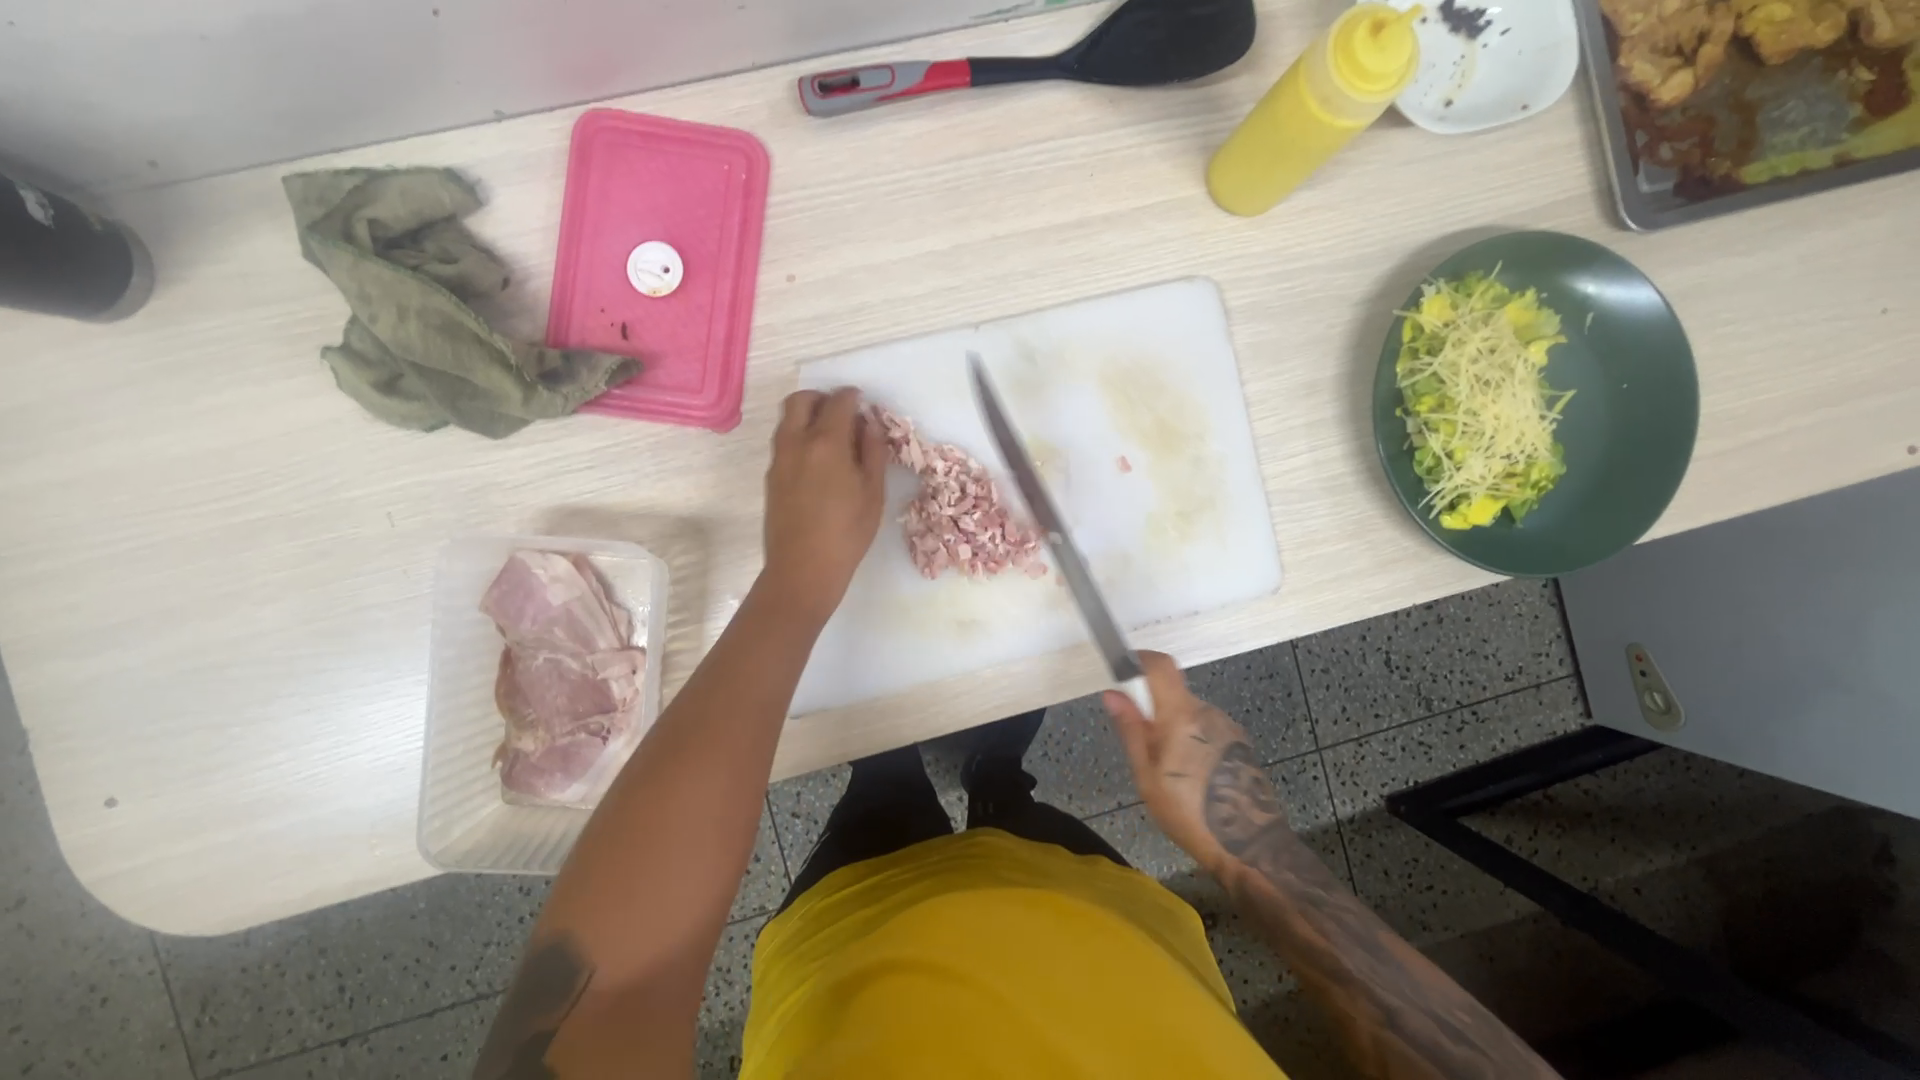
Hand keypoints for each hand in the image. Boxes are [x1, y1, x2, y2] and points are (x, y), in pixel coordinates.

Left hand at [760, 387, 887, 621]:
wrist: (803, 569)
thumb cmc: (847, 533)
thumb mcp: (873, 492)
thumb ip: (873, 452)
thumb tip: (870, 425)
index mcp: (826, 443)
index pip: (838, 403)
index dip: (853, 397)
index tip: (863, 403)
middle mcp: (796, 443)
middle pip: (801, 400)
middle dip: (822, 398)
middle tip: (842, 412)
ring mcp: (779, 459)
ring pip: (788, 419)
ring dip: (808, 415)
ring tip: (831, 436)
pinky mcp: (771, 477)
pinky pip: (784, 441)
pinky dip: (799, 436)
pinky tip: (818, 460)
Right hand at [1103, 651, 1292, 874]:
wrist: (1249, 845)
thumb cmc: (1188, 812)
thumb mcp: (1147, 777)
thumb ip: (1132, 730)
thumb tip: (1112, 693)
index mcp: (1181, 715)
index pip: (1161, 665)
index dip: (1139, 660)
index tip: (1123, 672)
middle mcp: (1207, 711)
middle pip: (1174, 692)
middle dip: (1153, 708)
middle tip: (1142, 747)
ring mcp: (1228, 726)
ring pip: (1190, 713)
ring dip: (1174, 728)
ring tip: (1169, 772)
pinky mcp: (1240, 743)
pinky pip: (1207, 729)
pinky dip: (1192, 740)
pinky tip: (1192, 777)